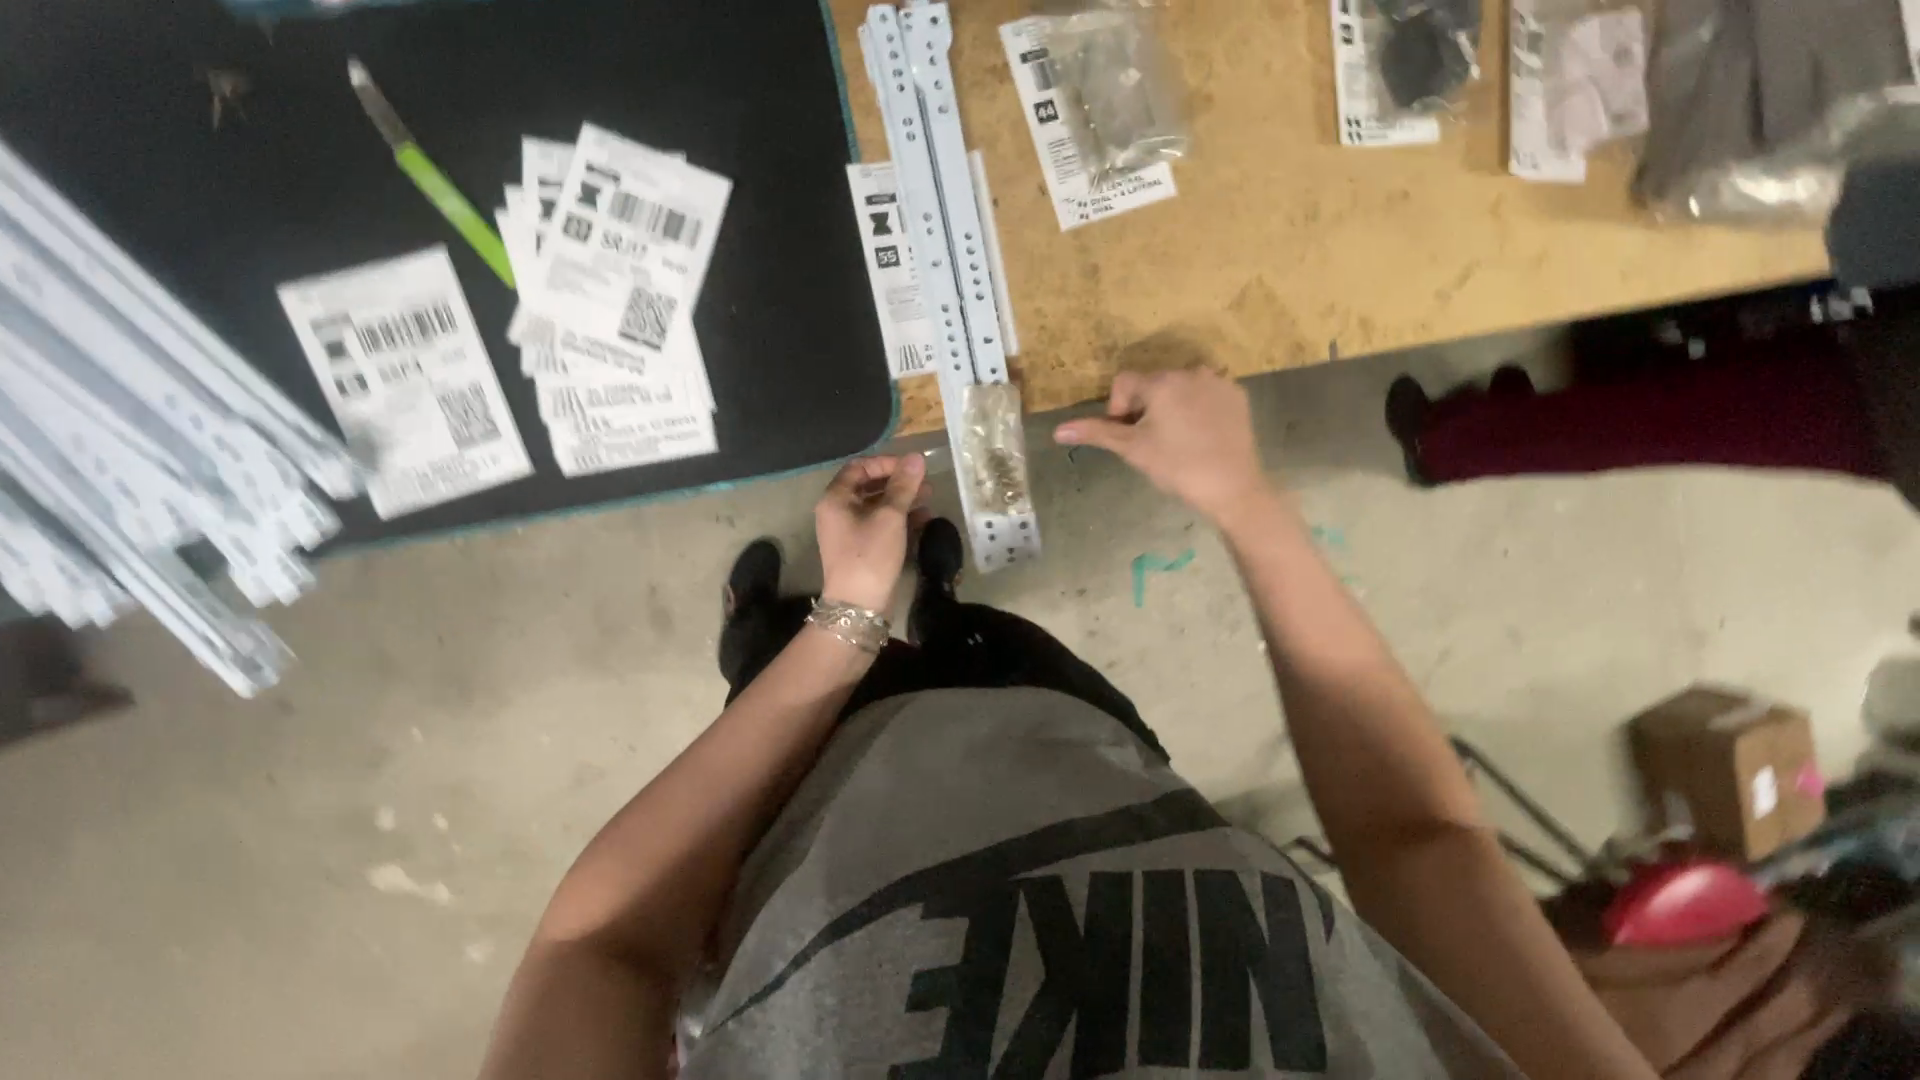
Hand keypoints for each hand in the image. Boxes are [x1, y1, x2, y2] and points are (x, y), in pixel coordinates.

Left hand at [815, 455, 928, 611]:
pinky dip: (900, 519)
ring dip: (902, 501)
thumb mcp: (890, 516)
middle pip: (869, 486)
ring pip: (877, 506)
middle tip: (926, 483)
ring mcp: (849, 532)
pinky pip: (880, 525)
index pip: (859, 467)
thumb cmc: (870, 555)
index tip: (912, 467)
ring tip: (929, 499)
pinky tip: (924, 519)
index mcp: (836, 498)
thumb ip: (904, 485)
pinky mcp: (861, 548)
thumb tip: (917, 457)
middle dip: (898, 483)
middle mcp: (838, 512)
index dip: (886, 463)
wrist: (858, 605)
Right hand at [1054, 369, 1271, 524]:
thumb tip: (1058, 430)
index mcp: (1161, 381)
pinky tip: (1201, 436)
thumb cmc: (1176, 467)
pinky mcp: (1237, 395)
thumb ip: (1096, 432)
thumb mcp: (1132, 449)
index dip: (1118, 408)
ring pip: (1180, 388)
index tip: (1128, 436)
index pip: (1124, 383)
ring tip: (1177, 440)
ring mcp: (1218, 381)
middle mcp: (1190, 371)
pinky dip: (1198, 409)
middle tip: (1152, 441)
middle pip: (1153, 384)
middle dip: (1145, 407)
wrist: (1232, 488)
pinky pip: (1207, 394)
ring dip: (1171, 407)